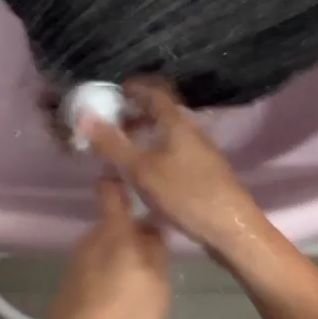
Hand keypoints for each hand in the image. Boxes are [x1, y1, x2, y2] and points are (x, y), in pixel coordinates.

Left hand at [21, 178, 169, 318]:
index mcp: (112, 230)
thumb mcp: (154, 282)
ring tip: (145, 275)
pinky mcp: (72, 290)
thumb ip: (155, 249)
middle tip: (158, 242)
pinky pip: (97, 272)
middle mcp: (90, 240)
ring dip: (122, 256)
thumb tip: (152, 222)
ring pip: (106, 248)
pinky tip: (123, 298)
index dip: (118, 175)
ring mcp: (77, 265)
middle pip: (113, 223)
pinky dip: (111, 278)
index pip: (110, 188)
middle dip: (132, 229)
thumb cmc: (123, 317)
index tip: (131, 165)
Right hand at [79, 79, 272, 255]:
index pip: (154, 91)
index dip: (134, 88)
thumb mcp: (141, 170)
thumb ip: (112, 144)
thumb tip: (84, 117)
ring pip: (169, 133)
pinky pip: (176, 150)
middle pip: (162, 112)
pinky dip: (157, 151)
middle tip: (114, 124)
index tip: (114, 93)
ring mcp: (202, 152)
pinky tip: (148, 174)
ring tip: (125, 150)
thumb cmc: (185, 194)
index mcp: (176, 122)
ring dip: (147, 134)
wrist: (233, 230)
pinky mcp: (206, 172)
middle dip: (137, 114)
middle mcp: (191, 131)